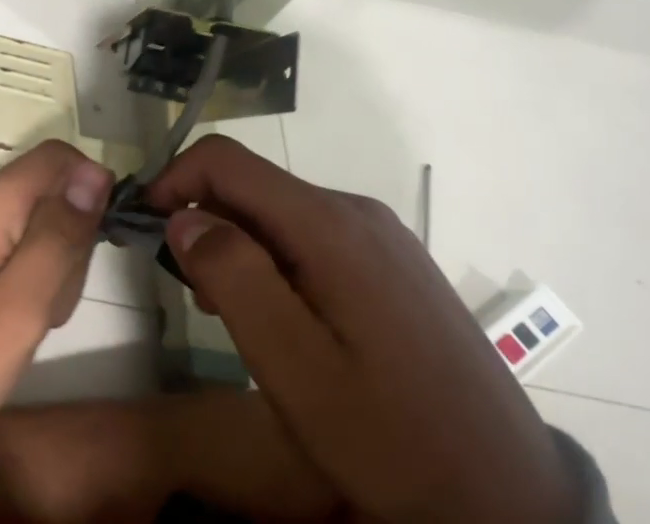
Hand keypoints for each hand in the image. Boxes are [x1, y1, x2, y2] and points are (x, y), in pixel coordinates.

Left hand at [0, 140, 111, 443]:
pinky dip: (22, 284)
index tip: (93, 247)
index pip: (56, 158)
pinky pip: (7, 253)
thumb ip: (57, 240)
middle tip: (47, 303)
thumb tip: (92, 173)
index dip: (89, 189)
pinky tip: (8, 324)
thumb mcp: (17, 309)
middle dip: (68, 243)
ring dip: (48, 271)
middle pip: (46, 194)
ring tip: (24, 321)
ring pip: (31, 227)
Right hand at [148, 136, 579, 523]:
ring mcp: (383, 238)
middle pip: (253, 187)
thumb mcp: (294, 366)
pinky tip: (287, 325)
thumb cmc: (388, 435)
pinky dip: (277, 265)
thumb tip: (183, 218)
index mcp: (330, 226)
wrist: (503, 494)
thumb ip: (233, 279)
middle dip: (206, 225)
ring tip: (234, 319)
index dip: (172, 181)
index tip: (146, 231)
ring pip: (281, 216)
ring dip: (239, 250)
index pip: (225, 160)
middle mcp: (357, 213)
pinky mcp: (396, 266)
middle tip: (193, 297)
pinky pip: (314, 240)